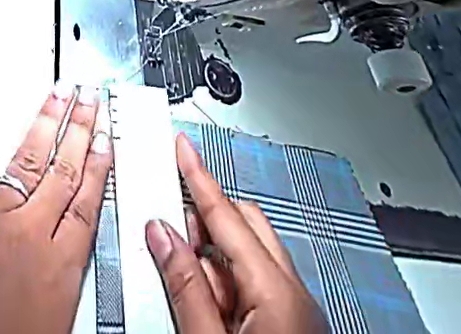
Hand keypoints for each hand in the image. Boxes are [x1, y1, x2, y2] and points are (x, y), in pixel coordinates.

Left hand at [0, 81, 111, 333]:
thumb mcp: (44, 331)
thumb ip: (59, 293)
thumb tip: (66, 279)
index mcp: (55, 270)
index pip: (87, 206)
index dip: (100, 169)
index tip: (108, 140)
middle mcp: (24, 234)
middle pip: (62, 173)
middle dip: (80, 131)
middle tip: (90, 99)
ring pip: (23, 159)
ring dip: (43, 121)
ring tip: (58, 93)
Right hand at [145, 133, 328, 332]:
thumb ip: (183, 286)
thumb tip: (161, 231)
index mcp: (276, 294)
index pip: (227, 215)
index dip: (199, 175)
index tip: (182, 145)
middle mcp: (295, 296)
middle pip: (246, 226)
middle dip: (205, 218)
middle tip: (170, 226)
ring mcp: (299, 314)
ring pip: (250, 254)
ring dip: (213, 254)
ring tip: (185, 282)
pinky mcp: (294, 329)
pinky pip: (256, 283)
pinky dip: (226, 281)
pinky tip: (206, 306)